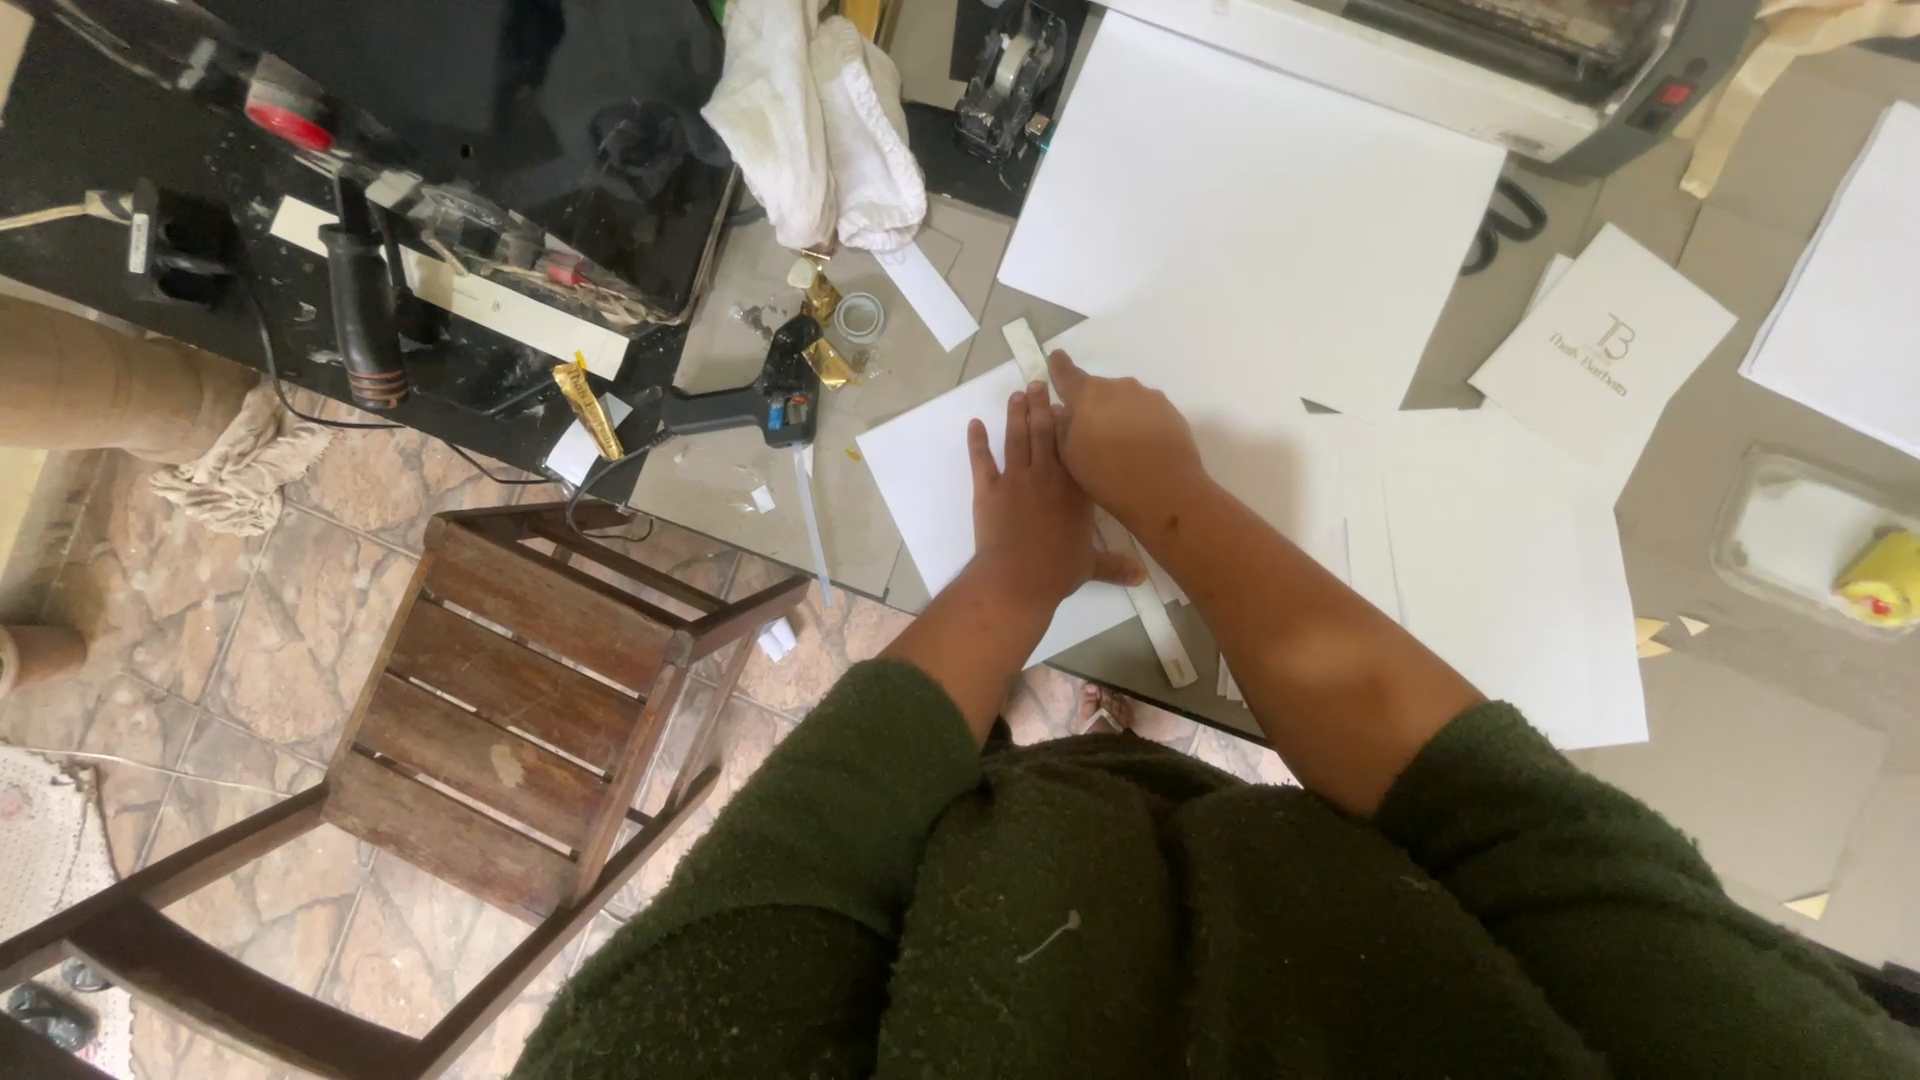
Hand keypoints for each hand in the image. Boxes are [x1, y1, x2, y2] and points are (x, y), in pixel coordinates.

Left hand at [968, 381, 1144, 607]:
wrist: (1017, 579)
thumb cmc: (1057, 572)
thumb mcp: (1090, 567)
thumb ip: (1115, 565)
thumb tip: (1142, 576)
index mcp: (1075, 492)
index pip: (1073, 450)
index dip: (1071, 426)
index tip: (1068, 406)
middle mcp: (1047, 477)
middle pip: (1045, 434)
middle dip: (1041, 406)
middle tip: (1038, 383)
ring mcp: (1016, 481)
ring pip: (1016, 439)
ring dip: (1016, 414)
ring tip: (1016, 394)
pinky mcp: (988, 490)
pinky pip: (981, 460)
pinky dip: (976, 441)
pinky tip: (974, 423)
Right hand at [1048, 350, 1207, 529]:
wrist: (1164, 490)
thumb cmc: (1107, 475)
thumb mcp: (1069, 457)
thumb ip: (1060, 428)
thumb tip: (1061, 410)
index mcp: (1087, 395)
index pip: (1067, 373)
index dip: (1058, 366)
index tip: (1055, 358)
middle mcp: (1118, 387)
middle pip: (1097, 390)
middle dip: (1091, 406)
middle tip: (1090, 434)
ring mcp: (1147, 396)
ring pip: (1123, 400)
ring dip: (1116, 414)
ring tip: (1118, 445)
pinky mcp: (1169, 410)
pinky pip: (1145, 411)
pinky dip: (1138, 423)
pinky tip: (1140, 447)